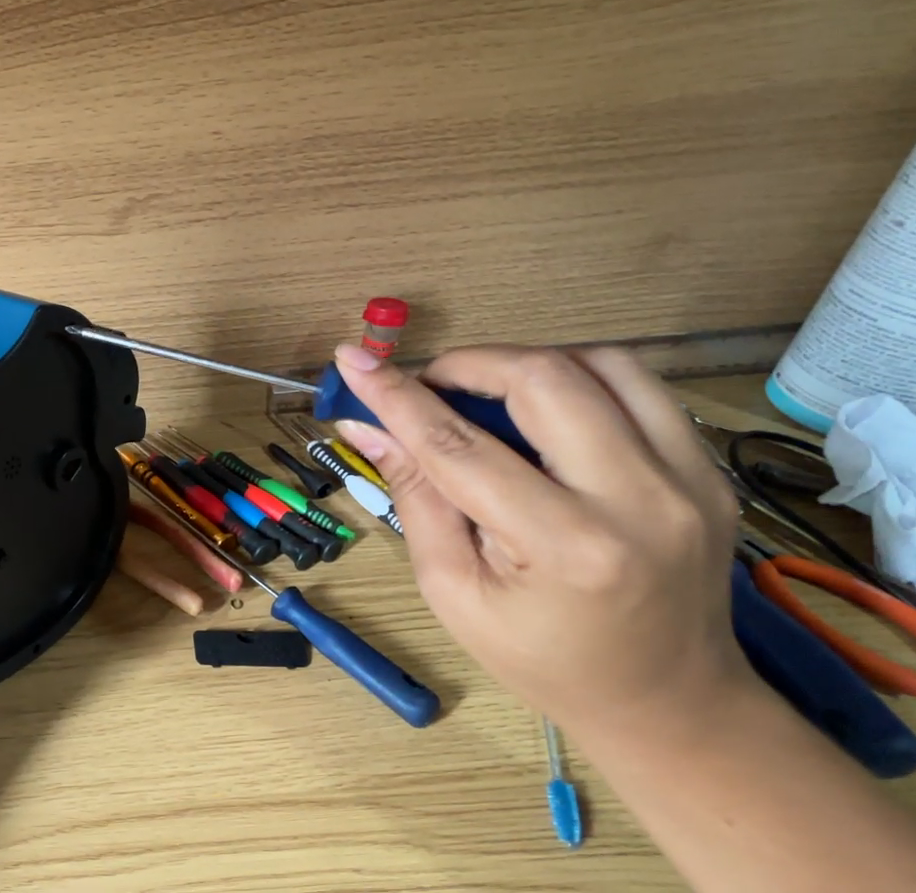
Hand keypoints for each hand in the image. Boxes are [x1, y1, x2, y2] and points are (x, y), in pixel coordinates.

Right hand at [330, 343, 750, 739]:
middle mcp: (641, 501)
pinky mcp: (709, 470)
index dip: (396, 395)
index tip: (352, 359)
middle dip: (468, 364)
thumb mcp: (453, 591)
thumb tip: (366, 425)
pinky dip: (577, 379)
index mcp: (566, 548)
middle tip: (428, 386)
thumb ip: (414, 497)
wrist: (669, 701)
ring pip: (603, 364)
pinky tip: (543, 411)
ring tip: (486, 393)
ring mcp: (690, 480)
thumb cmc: (542, 657)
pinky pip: (639, 388)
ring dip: (527, 363)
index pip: (459, 445)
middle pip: (546, 379)